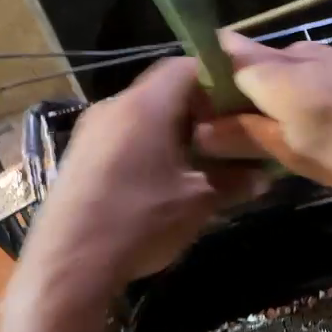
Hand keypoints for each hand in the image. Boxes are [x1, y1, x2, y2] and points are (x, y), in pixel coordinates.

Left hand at [17, 57, 267, 291]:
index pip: (186, 66)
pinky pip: (126, 136)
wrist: (68, 265)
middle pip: (165, 90)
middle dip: (202, 109)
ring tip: (206, 161)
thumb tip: (263, 176)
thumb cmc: (139, 223)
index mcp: (145, 107)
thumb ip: (234, 182)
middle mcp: (114, 108)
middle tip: (232, 136)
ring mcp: (92, 131)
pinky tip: (169, 179)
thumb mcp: (197, 203)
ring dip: (178, 131)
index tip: (245, 102)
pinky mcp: (81, 157)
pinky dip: (153, 146)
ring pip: (145, 115)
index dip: (220, 78)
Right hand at [192, 31, 331, 191]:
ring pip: (278, 71)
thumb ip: (246, 136)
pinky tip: (308, 124)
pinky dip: (295, 96)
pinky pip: (306, 75)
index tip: (194, 113)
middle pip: (246, 62)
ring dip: (266, 97)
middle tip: (230, 134)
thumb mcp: (295, 151)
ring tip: (270, 136)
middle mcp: (292, 52)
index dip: (198, 80)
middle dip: (232, 94)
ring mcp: (325, 54)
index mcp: (269, 72)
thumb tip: (200, 130)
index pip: (216, 54)